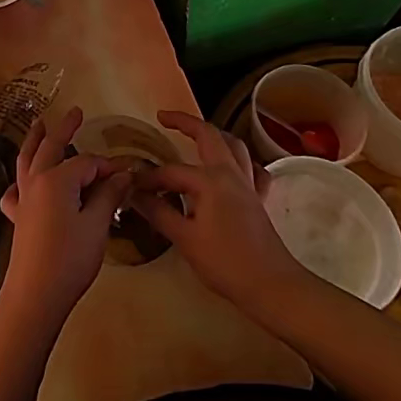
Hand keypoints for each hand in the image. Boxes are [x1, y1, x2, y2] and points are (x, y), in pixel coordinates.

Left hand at [0, 107, 132, 319]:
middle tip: (75, 112)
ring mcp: (24, 199)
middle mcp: (37, 182)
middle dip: (65, 128)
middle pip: (52, 147)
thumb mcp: (97, 225)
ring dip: (34, 141)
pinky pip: (15, 191)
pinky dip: (19, 181)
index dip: (109, 168)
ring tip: (38, 125)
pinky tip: (21, 184)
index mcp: (58, 179)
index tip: (126, 178)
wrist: (34, 298)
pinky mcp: (17, 218)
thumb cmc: (70, 259)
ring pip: (27, 161)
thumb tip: (124, 174)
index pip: (88, 162)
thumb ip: (109, 195)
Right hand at [129, 109, 306, 307]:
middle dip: (185, 122)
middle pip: (208, 135)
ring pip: (233, 145)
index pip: (171, 172)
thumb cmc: (224, 262)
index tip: (131, 184)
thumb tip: (134, 194)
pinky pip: (253, 168)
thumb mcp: (185, 239)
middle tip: (164, 117)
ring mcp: (248, 182)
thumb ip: (159, 213)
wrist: (269, 283)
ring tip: (197, 134)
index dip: (149, 178)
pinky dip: (242, 161)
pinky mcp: (259, 197)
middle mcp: (230, 172)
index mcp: (209, 179)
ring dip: (214, 135)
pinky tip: (235, 167)